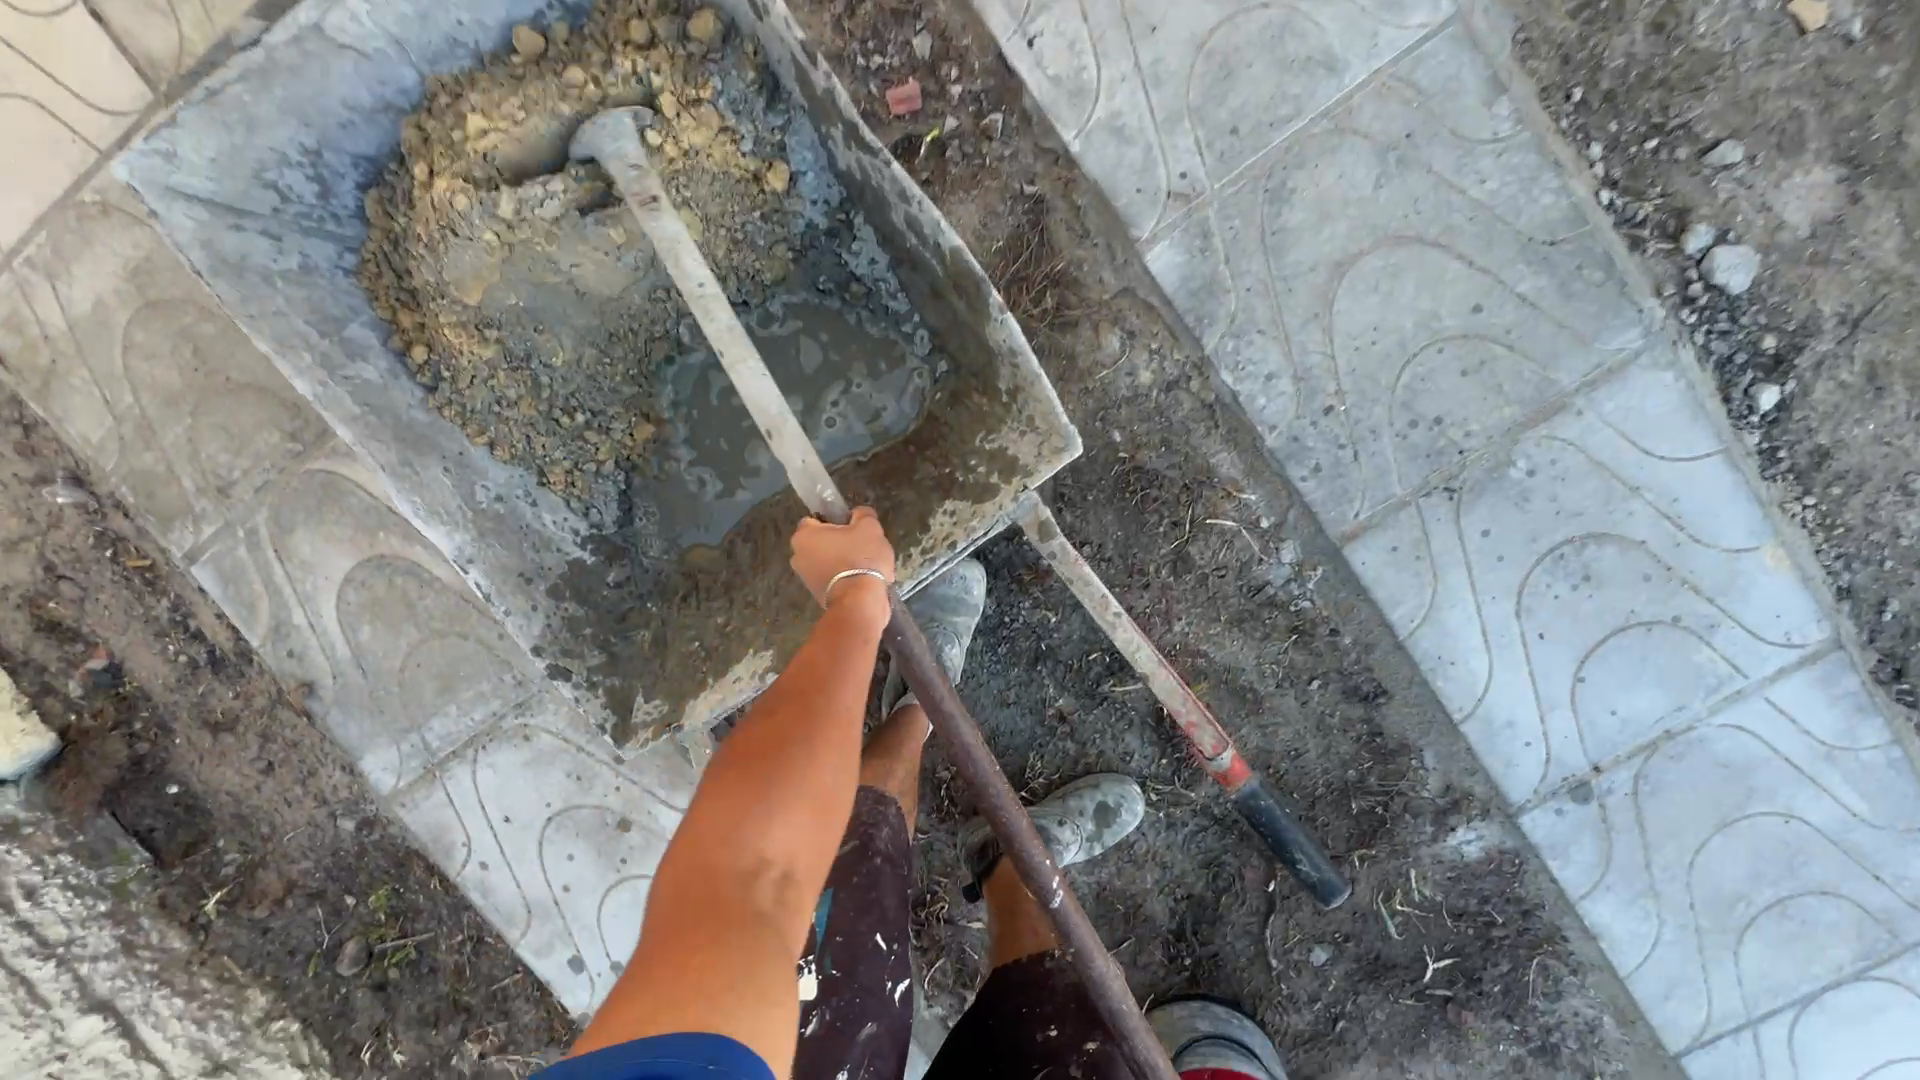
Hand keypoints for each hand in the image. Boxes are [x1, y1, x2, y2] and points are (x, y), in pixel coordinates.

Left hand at [790, 507, 895, 617]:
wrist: (860, 601)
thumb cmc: (860, 558)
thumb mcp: (869, 527)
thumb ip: (863, 514)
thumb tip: (859, 514)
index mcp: (803, 535)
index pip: (815, 520)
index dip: (834, 520)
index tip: (851, 527)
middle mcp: (798, 556)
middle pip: (820, 542)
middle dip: (837, 542)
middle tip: (860, 545)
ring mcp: (805, 578)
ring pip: (826, 561)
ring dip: (841, 561)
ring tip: (864, 565)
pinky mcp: (817, 595)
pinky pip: (832, 579)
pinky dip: (843, 578)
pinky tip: (862, 580)